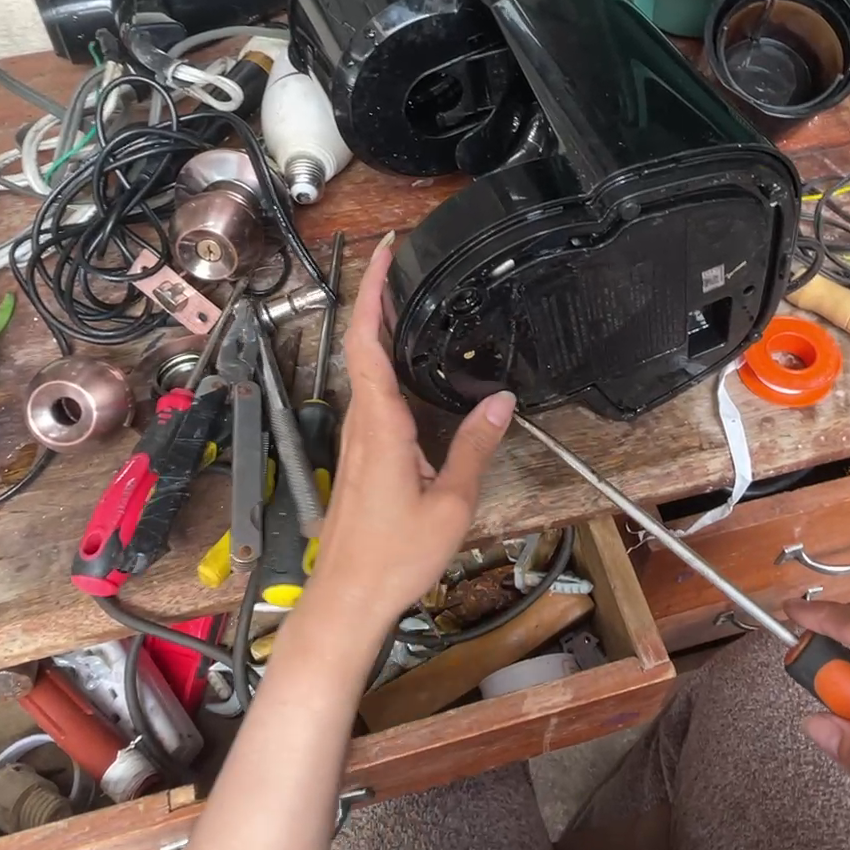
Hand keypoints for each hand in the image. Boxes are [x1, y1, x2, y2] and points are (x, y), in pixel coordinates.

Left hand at [305, 232, 515, 628]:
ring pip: (362, 370)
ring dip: (379, 329)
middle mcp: (360, 423)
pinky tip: (408, 371)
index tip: (385, 251)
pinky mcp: (360, 457)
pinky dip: (383, 365)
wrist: (347, 598)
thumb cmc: (395, 555)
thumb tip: (501, 401)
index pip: (367, 340)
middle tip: (403, 264)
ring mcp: (356, 440)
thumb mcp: (450, 501)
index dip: (372, 290)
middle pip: (360, 344)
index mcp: (380, 424)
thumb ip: (475, 446)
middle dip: (377, 297)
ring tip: (408, 303)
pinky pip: (370, 396)